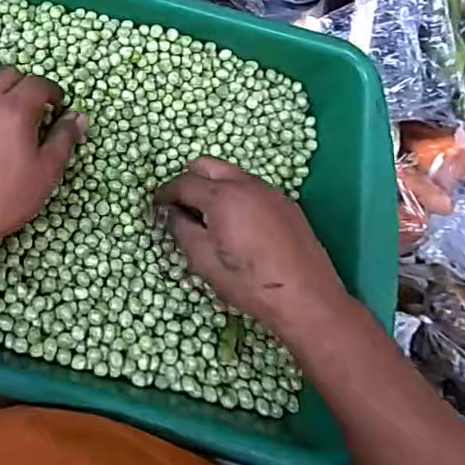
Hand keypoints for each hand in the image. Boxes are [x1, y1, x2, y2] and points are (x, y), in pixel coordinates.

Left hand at [0, 66, 86, 259]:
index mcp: (13, 108)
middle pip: (8, 74)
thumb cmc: (5, 197)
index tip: (57, 107)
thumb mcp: (46, 171)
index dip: (53, 92)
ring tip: (6, 126)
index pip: (38, 83)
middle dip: (25, 86)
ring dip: (0, 96)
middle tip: (34, 111)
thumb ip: (64, 139)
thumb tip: (78, 116)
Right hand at [155, 157, 360, 345]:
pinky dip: (236, 195)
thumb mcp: (204, 261)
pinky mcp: (287, 204)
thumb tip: (172, 213)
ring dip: (214, 186)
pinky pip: (252, 188)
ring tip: (208, 216)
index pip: (184, 182)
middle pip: (207, 165)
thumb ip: (182, 230)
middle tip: (180, 205)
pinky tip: (237, 224)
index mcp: (222, 196)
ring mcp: (270, 192)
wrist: (308, 299)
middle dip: (189, 180)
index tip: (156, 205)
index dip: (165, 192)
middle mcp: (247, 185)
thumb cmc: (249, 283)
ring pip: (232, 174)